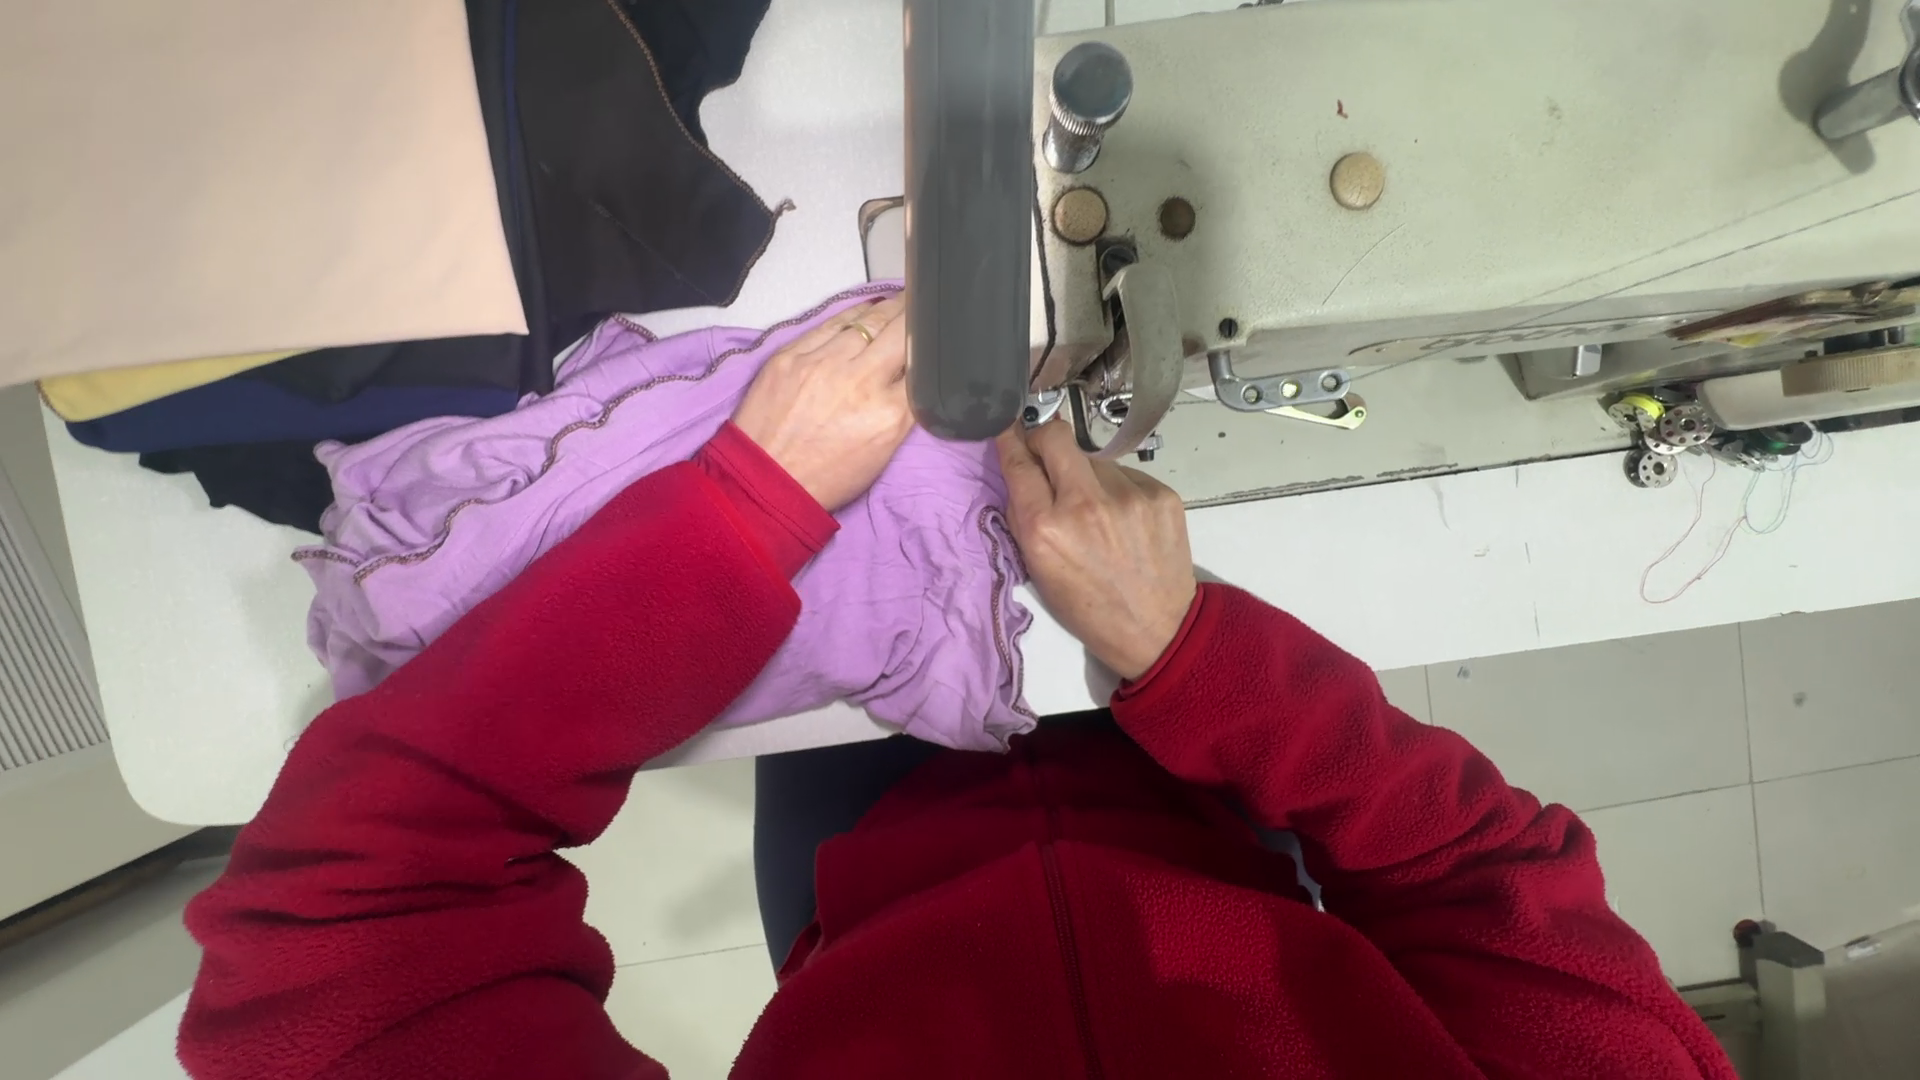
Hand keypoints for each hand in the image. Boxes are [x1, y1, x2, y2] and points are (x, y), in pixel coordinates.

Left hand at [733, 296, 913, 511]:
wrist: (766, 485)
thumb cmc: (828, 477)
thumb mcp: (882, 452)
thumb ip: (902, 411)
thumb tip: (911, 374)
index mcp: (889, 414)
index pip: (922, 364)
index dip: (930, 348)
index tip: (933, 339)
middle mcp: (861, 381)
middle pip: (901, 331)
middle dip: (914, 317)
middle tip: (921, 309)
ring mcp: (823, 363)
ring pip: (867, 320)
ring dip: (886, 310)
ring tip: (897, 303)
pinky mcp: (792, 354)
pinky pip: (830, 323)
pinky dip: (852, 316)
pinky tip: (862, 313)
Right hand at [996, 420, 1196, 680]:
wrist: (1157, 629)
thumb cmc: (1087, 607)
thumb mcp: (1038, 571)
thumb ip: (1024, 519)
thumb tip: (1020, 473)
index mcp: (1045, 529)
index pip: (1019, 463)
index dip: (1009, 440)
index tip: (1007, 426)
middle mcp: (1084, 503)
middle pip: (1056, 436)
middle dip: (1044, 438)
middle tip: (1045, 453)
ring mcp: (1127, 495)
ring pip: (1094, 459)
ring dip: (1086, 475)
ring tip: (1098, 510)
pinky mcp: (1160, 494)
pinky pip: (1126, 474)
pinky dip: (1118, 489)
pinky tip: (1124, 519)